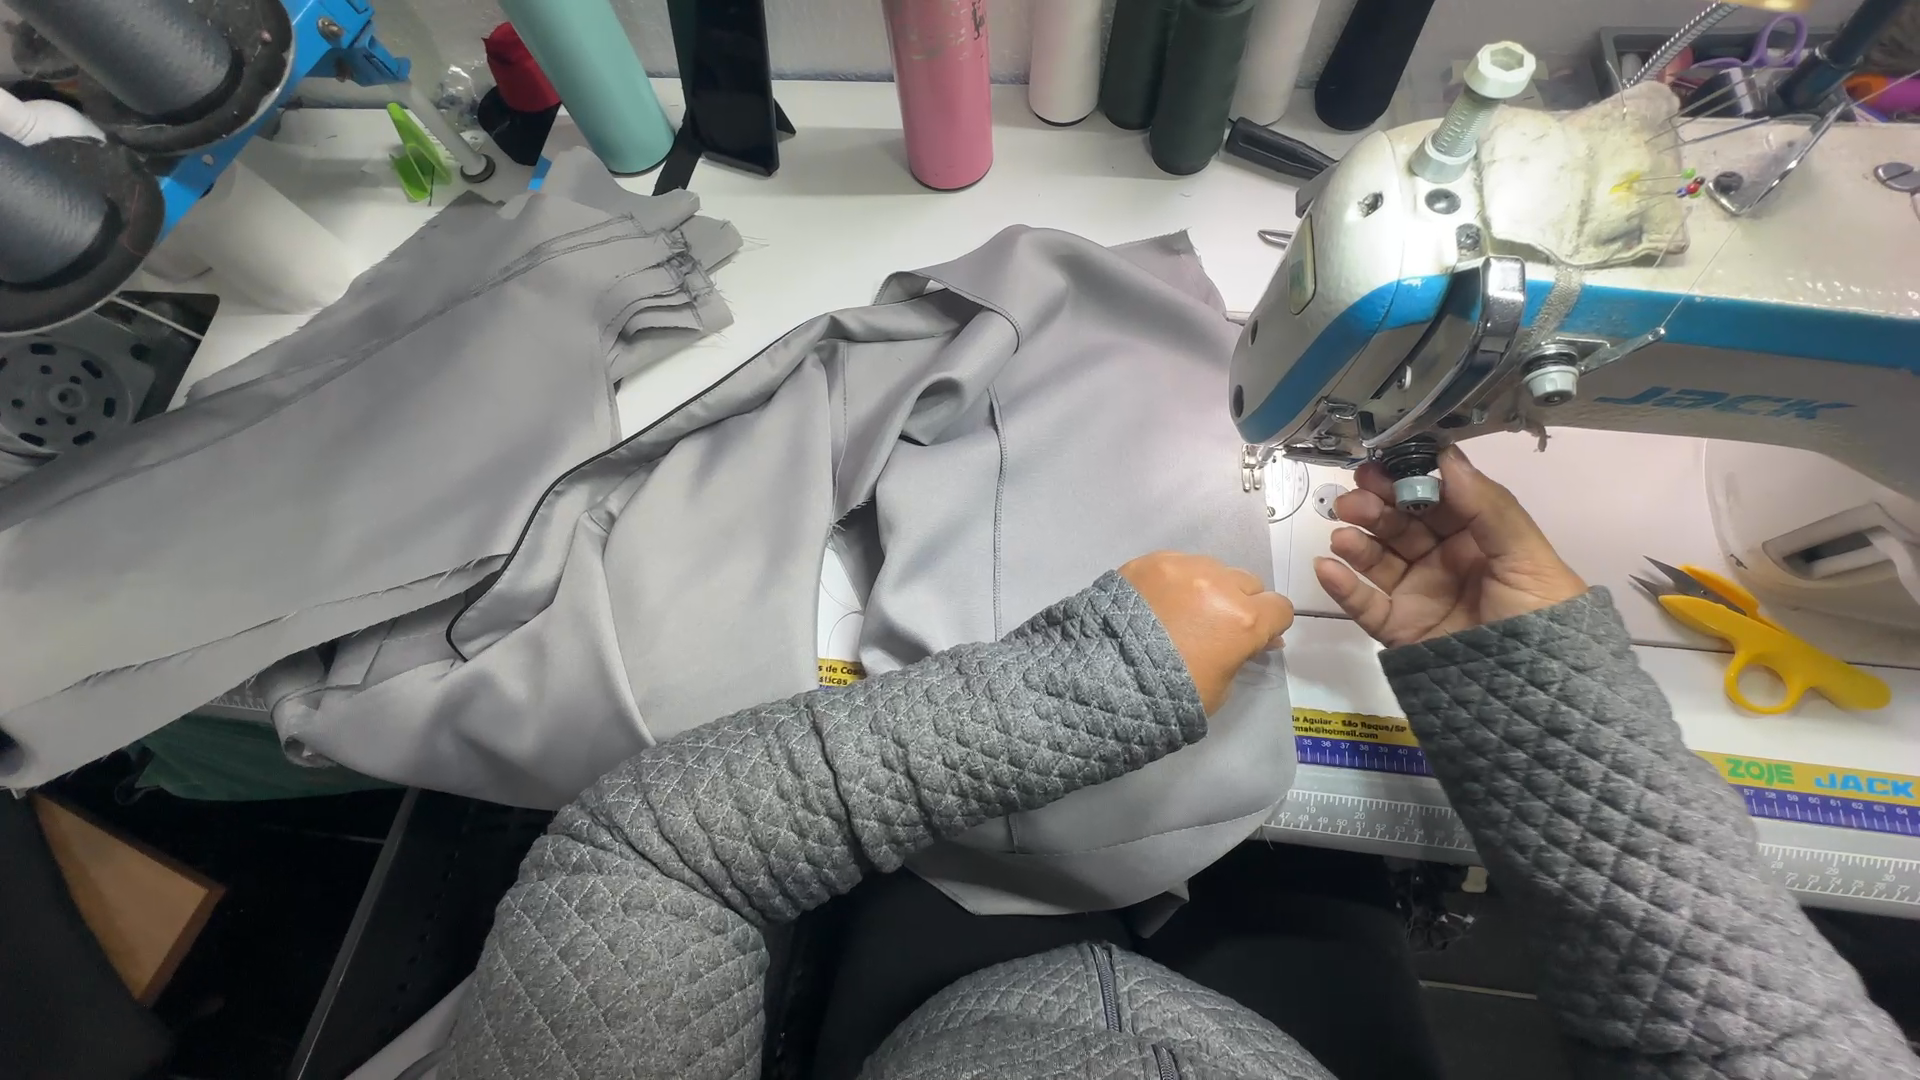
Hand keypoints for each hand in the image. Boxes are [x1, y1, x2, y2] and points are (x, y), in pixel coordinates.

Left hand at [1120, 552, 1292, 713]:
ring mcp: (1180, 567)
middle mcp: (1216, 584)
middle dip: (1238, 602)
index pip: (1279, 608)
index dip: (1270, 623)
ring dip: (1206, 586)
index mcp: (1243, 619)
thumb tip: (1262, 639)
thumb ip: (1244, 654)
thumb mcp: (1221, 684)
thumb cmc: (1168, 691)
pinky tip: (1158, 601)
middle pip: (1247, 583)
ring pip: (1211, 568)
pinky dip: (1174, 579)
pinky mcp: (1148, 561)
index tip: (1253, 636)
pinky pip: (1176, 563)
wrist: (1104, 677)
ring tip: (1181, 611)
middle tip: (1213, 626)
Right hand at [1313, 446, 1586, 647]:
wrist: (1532, 697)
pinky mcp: (1395, 626)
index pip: (1436, 501)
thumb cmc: (1539, 617)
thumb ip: (1488, 506)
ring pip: (1376, 559)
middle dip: (1374, 508)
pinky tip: (1327, 567)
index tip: (1381, 466)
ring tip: (1341, 534)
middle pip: (1399, 526)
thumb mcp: (1527, 556)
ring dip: (1355, 542)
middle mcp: (1443, 562)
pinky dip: (1342, 585)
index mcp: (1478, 541)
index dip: (1408, 481)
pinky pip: (1363, 602)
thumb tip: (1448, 455)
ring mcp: (1416, 594)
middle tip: (1352, 499)